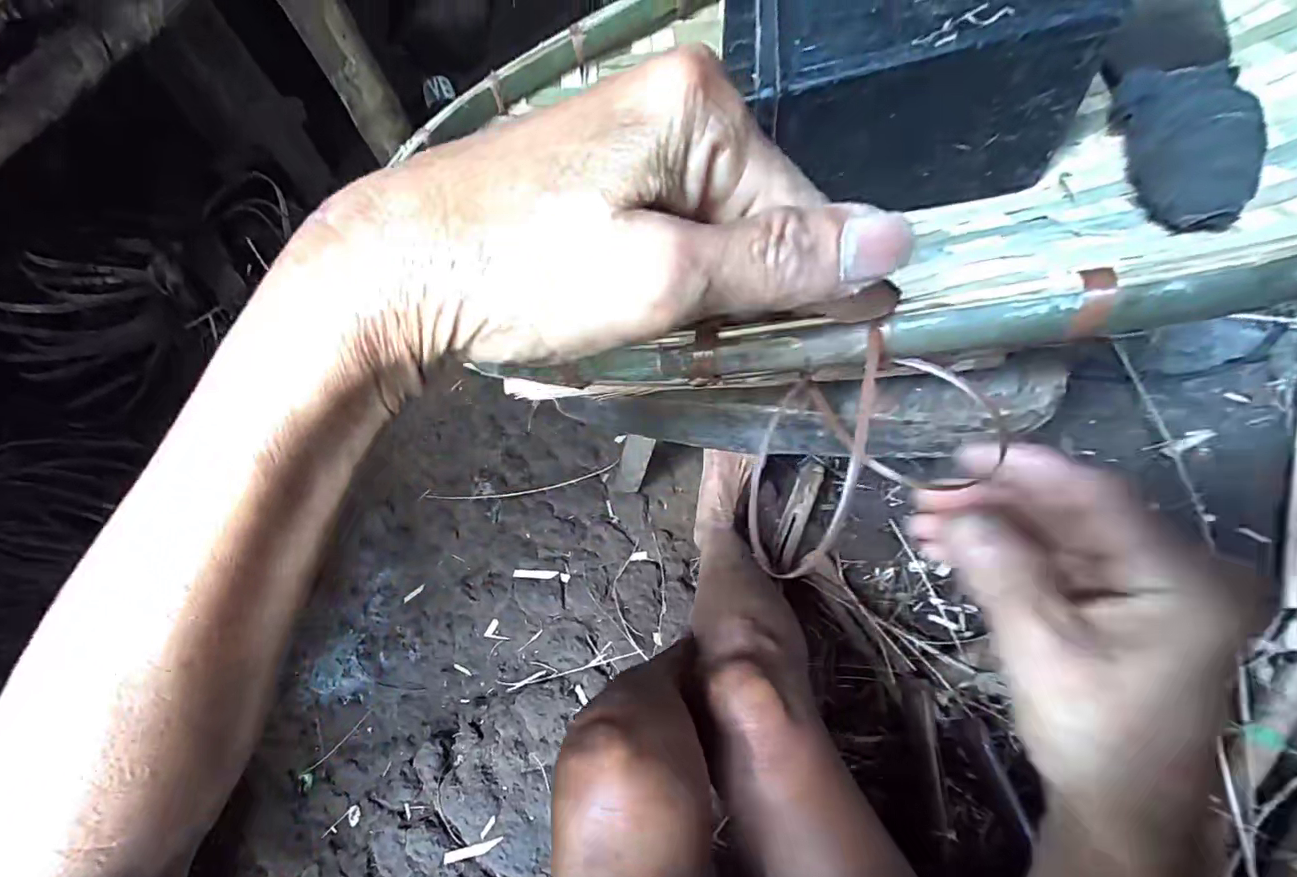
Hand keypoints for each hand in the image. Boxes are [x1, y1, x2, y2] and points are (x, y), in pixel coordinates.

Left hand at [271, 45, 913, 404]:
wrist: (399, 277)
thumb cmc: (526, 276)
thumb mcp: (664, 279)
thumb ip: (777, 263)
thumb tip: (897, 239)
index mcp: (700, 107)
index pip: (800, 208)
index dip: (811, 288)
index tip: (809, 352)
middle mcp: (677, 105)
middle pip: (760, 219)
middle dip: (746, 294)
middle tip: (702, 349)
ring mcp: (638, 139)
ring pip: (720, 235)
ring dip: (711, 298)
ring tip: (665, 336)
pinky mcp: (610, 177)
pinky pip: (679, 235)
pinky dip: (677, 286)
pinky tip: (647, 314)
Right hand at [910, 445, 1251, 822]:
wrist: (1120, 807)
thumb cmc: (1091, 735)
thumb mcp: (1041, 648)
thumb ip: (1001, 571)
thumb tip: (956, 514)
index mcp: (1182, 578)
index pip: (1098, 498)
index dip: (1028, 470)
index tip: (965, 456)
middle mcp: (1176, 570)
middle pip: (1073, 514)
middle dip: (996, 504)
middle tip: (929, 499)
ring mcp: (1147, 588)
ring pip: (1059, 537)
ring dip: (993, 529)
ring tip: (928, 526)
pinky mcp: (1120, 605)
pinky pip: (1060, 565)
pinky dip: (1008, 556)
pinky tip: (958, 550)